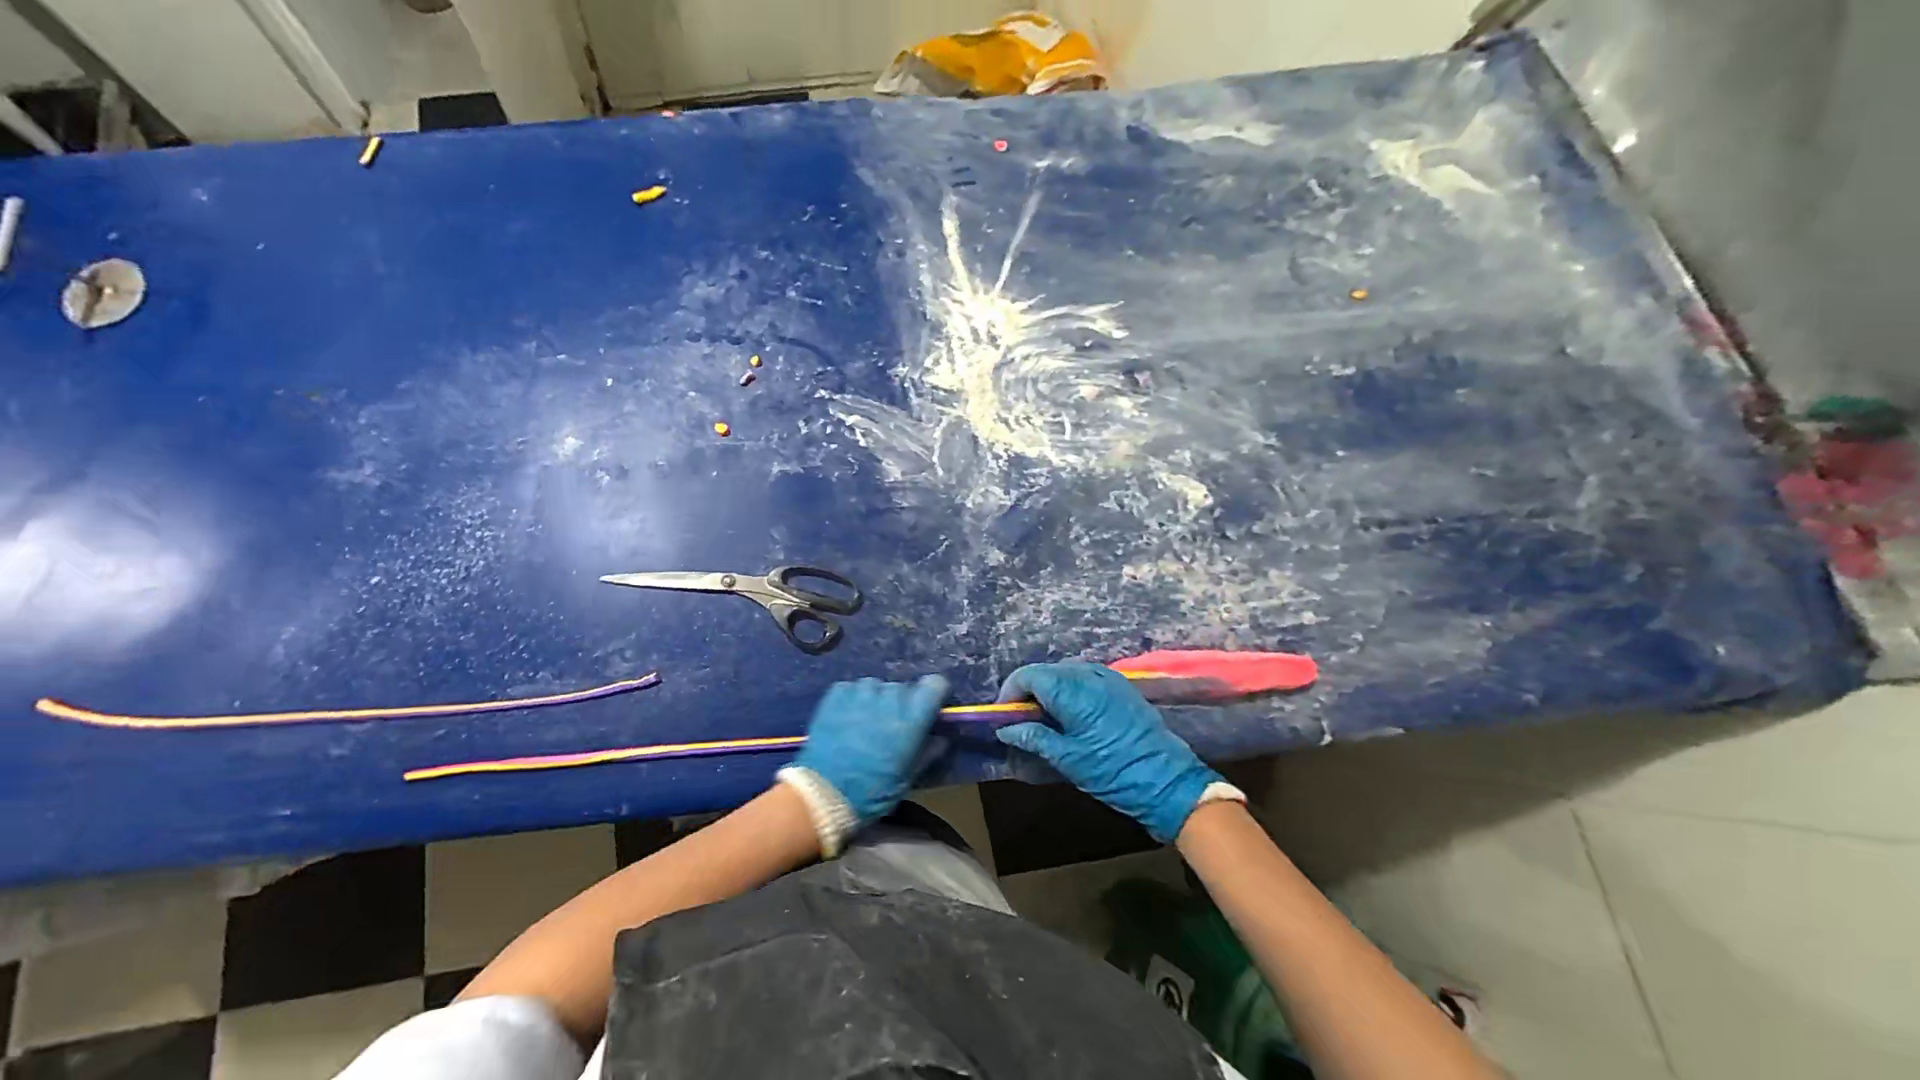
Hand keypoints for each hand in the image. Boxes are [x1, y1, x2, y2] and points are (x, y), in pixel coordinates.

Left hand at [789, 675, 949, 829]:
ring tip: (865, 722)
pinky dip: (853, 699)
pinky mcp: (837, 693)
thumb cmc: (872, 790)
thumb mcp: (908, 777)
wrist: (823, 793)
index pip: (935, 684)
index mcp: (912, 716)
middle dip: (902, 703)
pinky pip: (852, 688)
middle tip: (891, 726)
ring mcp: (861, 691)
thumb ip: (928, 751)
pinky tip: (846, 719)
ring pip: (877, 687)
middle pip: (904, 688)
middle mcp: (890, 696)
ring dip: (876, 700)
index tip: (927, 708)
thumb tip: (941, 736)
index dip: (933, 694)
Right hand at [994, 662, 1223, 842]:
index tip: (1005, 717)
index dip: (1010, 693)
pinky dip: (1070, 690)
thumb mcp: (1067, 758)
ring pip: (1065, 673)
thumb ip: (1033, 736)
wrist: (1167, 780)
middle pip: (1046, 672)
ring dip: (1050, 691)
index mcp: (1073, 689)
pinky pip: (1085, 678)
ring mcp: (1108, 677)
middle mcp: (1089, 674)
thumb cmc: (1112, 771)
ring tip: (1044, 721)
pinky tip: (1071, 715)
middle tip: (1022, 722)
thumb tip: (1006, 728)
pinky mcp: (1121, 686)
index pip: (1028, 675)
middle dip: (1028, 692)